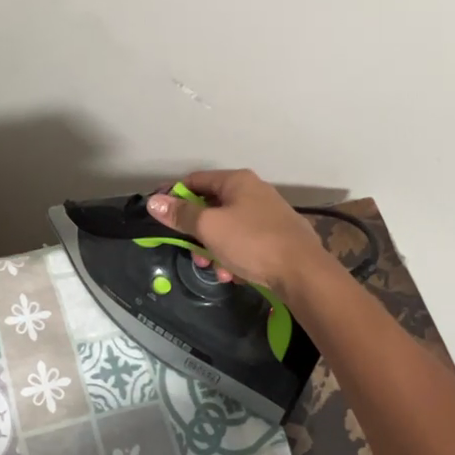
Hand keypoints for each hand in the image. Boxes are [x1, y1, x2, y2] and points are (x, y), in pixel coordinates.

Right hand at [146, 169, 327, 294]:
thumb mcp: (209, 227)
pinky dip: (234, 256)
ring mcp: (266, 214)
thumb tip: (153, 202)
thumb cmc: (252, 242)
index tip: (160, 217)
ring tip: (217, 270)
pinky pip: (243, 243)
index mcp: (237, 181)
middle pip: (210, 207)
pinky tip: (235, 274)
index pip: (194, 181)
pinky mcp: (275, 237)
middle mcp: (253, 192)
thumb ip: (180, 214)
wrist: (302, 272)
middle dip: (197, 233)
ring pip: (226, 229)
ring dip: (214, 250)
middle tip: (192, 253)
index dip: (173, 196)